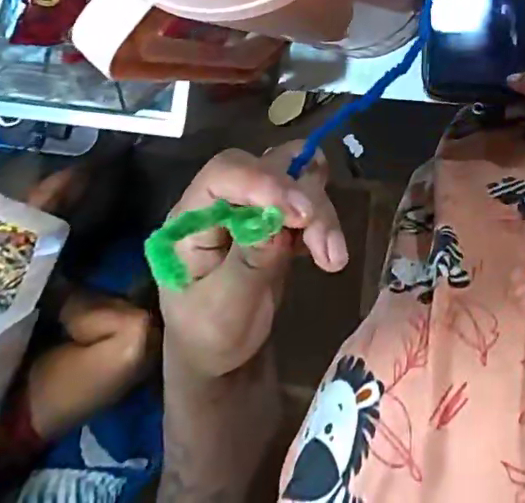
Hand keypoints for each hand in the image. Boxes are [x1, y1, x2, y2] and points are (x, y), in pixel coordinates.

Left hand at [159, 145, 347, 380]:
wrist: (220, 357)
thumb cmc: (209, 334)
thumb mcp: (223, 307)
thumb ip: (250, 261)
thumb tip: (280, 222)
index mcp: (192, 216)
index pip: (224, 174)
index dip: (263, 182)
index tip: (300, 213)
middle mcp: (222, 199)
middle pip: (269, 168)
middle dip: (303, 200)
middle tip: (325, 245)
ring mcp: (252, 203)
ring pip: (297, 177)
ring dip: (320, 213)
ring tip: (332, 259)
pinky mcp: (278, 214)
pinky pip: (309, 198)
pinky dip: (324, 222)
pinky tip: (329, 256)